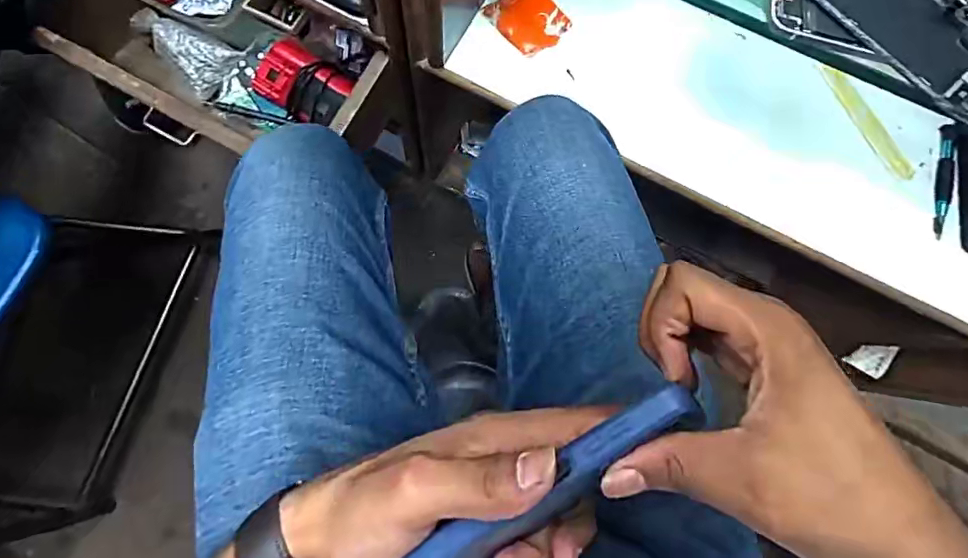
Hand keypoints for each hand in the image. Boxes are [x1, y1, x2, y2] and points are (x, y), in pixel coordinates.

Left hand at [269, 407, 611, 557]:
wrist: (319, 547)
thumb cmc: (364, 509)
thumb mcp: (417, 490)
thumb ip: (480, 477)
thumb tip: (549, 463)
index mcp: (490, 436)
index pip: (563, 424)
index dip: (608, 430)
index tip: (648, 451)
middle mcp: (500, 460)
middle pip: (570, 473)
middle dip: (580, 508)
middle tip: (562, 548)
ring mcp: (493, 497)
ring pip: (555, 513)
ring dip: (556, 540)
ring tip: (525, 557)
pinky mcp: (484, 530)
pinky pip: (530, 541)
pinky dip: (534, 554)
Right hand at [600, 263, 967, 557]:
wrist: (903, 537)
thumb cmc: (833, 496)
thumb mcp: (743, 479)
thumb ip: (668, 462)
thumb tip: (610, 469)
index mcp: (764, 326)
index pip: (681, 281)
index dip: (661, 325)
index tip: (677, 385)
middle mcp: (765, 319)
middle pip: (684, 286)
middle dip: (660, 328)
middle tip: (670, 385)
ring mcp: (769, 338)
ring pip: (696, 308)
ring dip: (673, 342)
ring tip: (680, 392)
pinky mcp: (770, 361)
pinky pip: (713, 334)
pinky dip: (689, 354)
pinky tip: (694, 393)